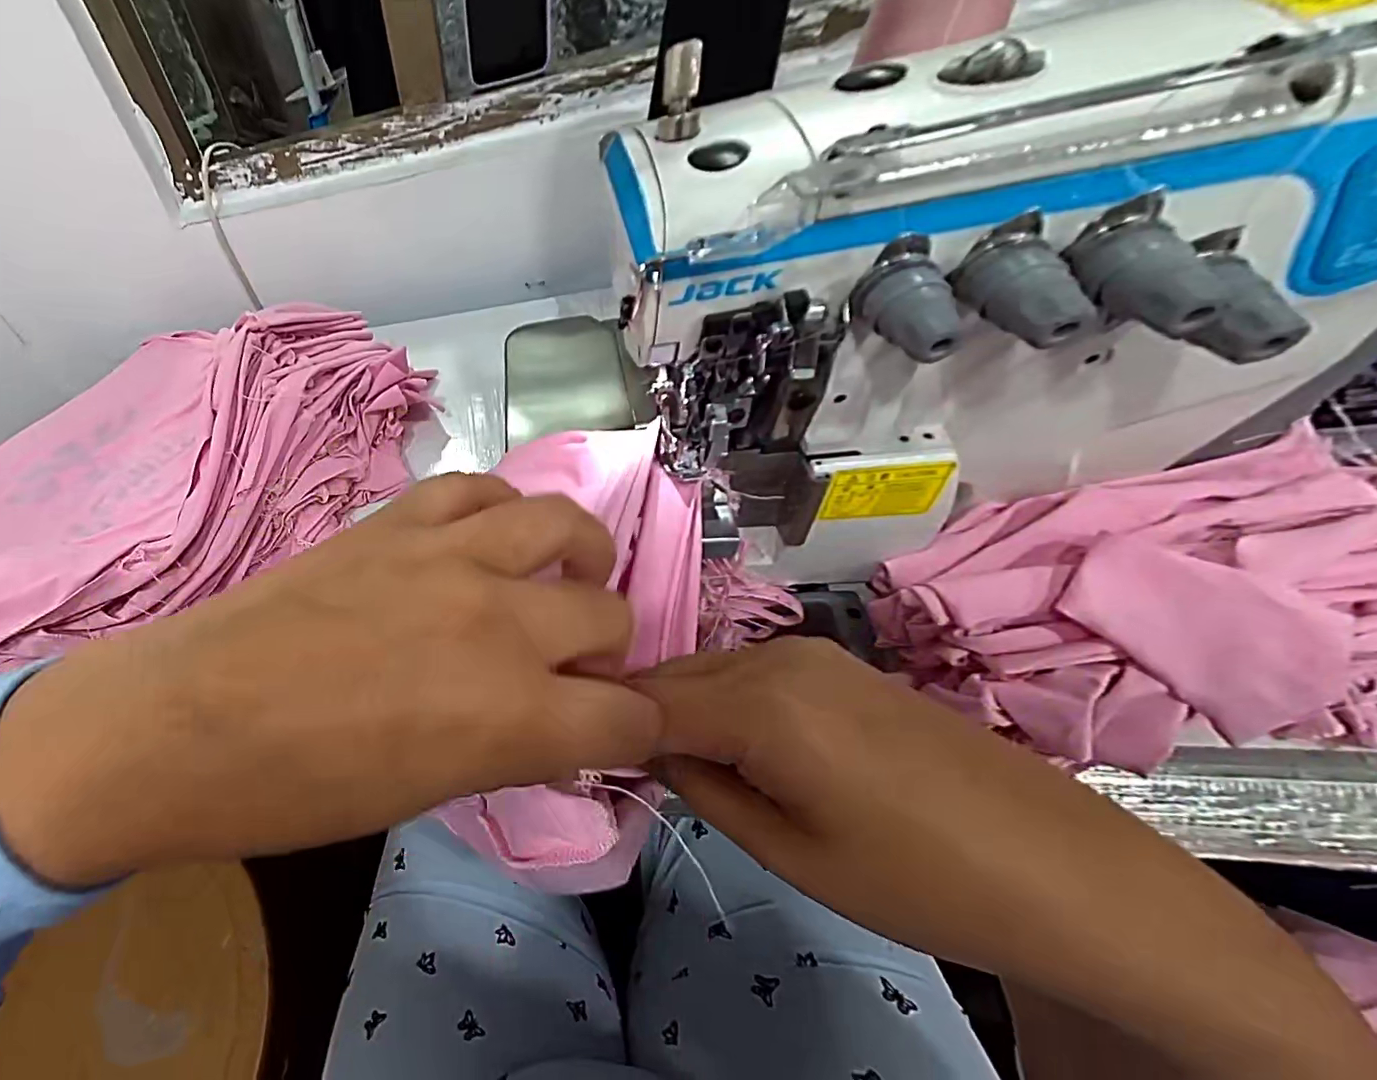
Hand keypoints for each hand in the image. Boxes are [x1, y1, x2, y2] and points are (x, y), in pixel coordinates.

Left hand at [0, 473, 658, 887]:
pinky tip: (490, 533)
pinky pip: (478, 486)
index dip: (630, 730)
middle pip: (609, 615)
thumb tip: (555, 726)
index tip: (609, 730)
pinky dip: (500, 510)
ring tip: (559, 575)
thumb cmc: (301, 788)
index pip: (629, 719)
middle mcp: (500, 622)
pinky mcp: (398, 520)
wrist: (188, 721)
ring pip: (564, 524)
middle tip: (565, 665)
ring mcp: (449, 555)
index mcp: (514, 716)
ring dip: (578, 558)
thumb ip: (510, 748)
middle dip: (603, 651)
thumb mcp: (428, 791)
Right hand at [638, 639, 1376, 1078]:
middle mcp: (778, 656)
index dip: (605, 726)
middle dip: (637, 712)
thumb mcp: (788, 851)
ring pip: (706, 668)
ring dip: (678, 705)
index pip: (644, 702)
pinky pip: (746, 670)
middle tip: (623, 762)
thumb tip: (651, 750)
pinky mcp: (836, 661)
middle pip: (671, 674)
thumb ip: (702, 787)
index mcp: (761, 703)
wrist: (1069, 871)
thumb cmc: (919, 877)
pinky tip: (733, 741)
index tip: (582, 755)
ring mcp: (811, 651)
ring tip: (676, 758)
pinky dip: (719, 699)